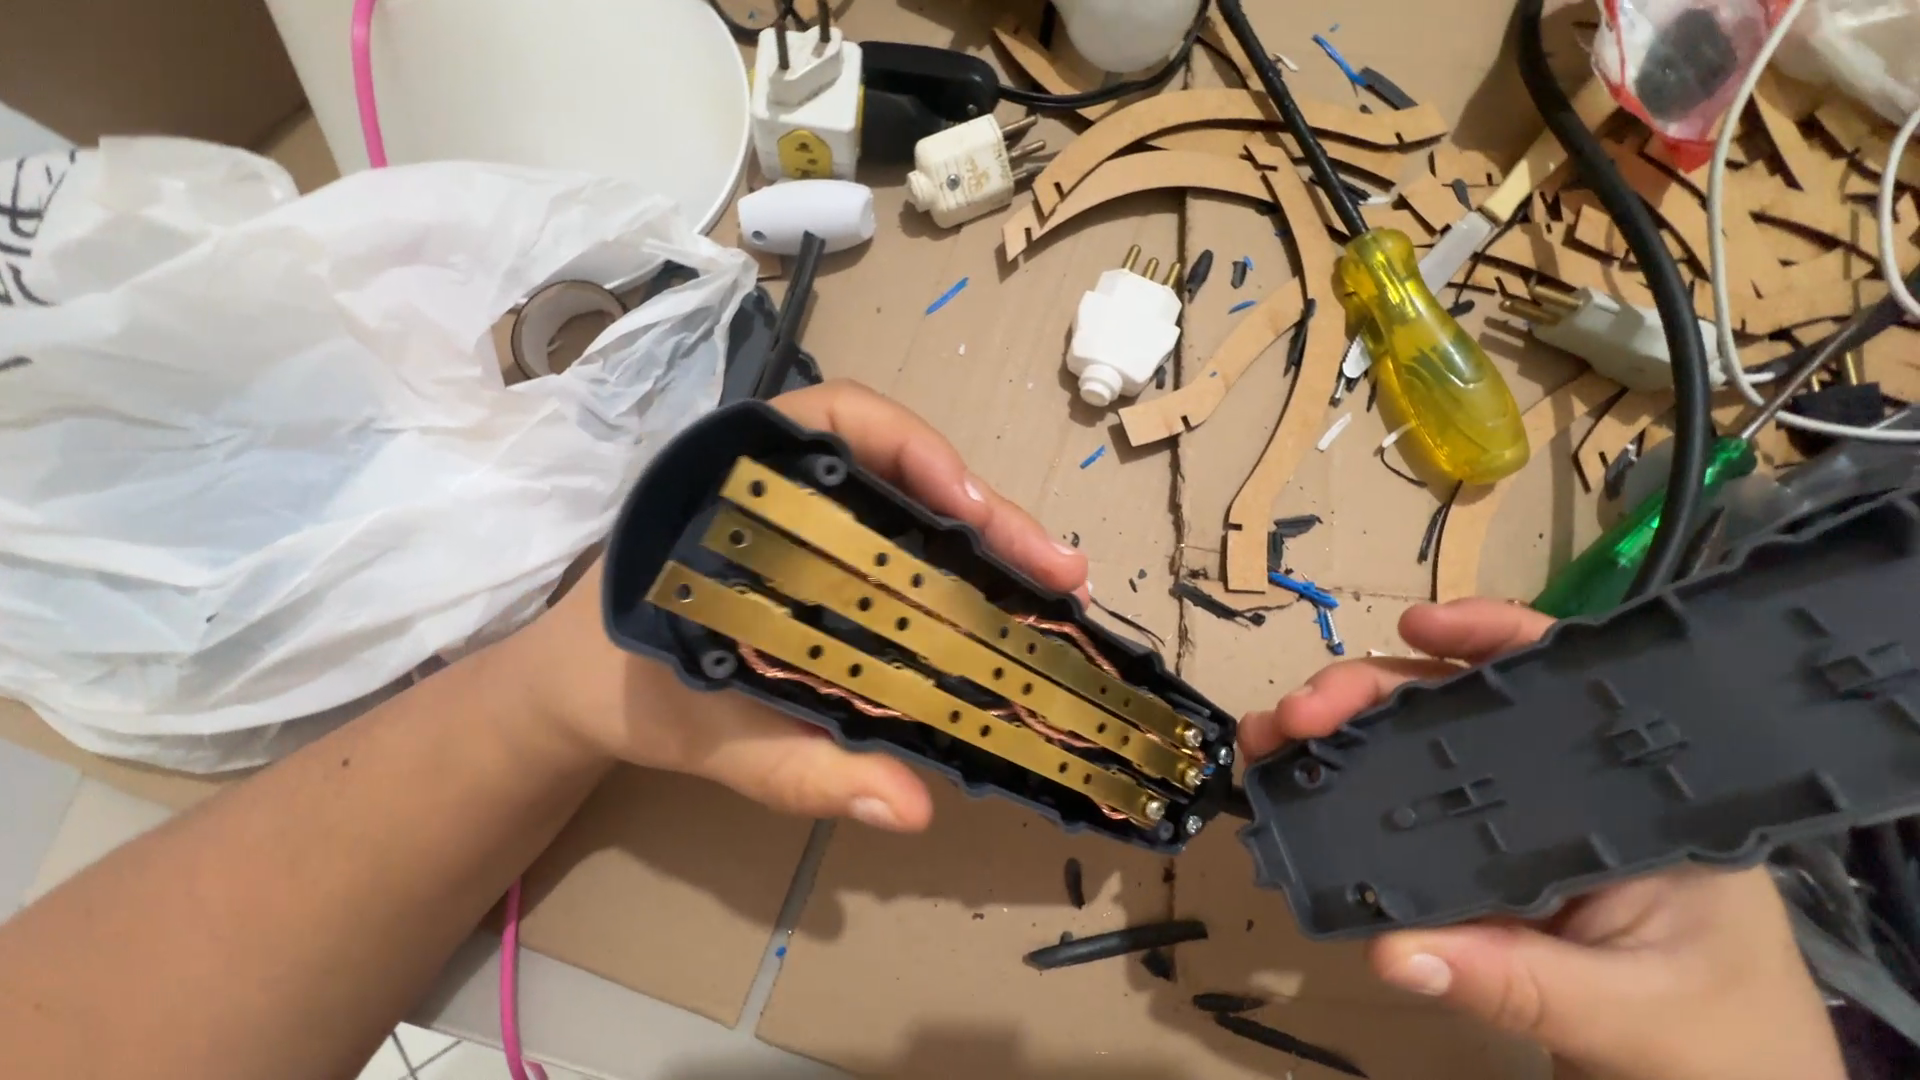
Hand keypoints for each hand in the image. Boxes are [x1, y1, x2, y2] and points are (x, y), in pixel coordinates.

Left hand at [506, 380, 1087, 832]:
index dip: (914, 450)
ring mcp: (814, 519)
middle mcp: (781, 483)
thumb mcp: (708, 734)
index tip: (971, 512)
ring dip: (987, 538)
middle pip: (899, 464)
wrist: (580, 690)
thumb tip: (912, 808)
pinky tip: (999, 601)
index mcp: (731, 485)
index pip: (834, 422)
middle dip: (986, 511)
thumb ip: (799, 768)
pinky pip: (905, 541)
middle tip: (1059, 570)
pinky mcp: (831, 555)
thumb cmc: (626, 689)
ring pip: (913, 501)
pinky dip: (958, 565)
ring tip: (1052, 585)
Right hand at [1240, 599, 1845, 1079]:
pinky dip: (1328, 785)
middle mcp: (1545, 786)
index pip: (1554, 684)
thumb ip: (1520, 980)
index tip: (1413, 628)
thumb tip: (1392, 952)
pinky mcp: (1457, 855)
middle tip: (1294, 715)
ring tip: (1263, 740)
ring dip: (1326, 732)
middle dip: (1362, 694)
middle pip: (1447, 707)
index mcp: (1614, 795)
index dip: (1486, 636)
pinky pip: (1387, 806)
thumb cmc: (1711, 1039)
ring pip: (1402, 746)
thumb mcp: (1627, 1010)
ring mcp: (1494, 818)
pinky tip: (1283, 780)